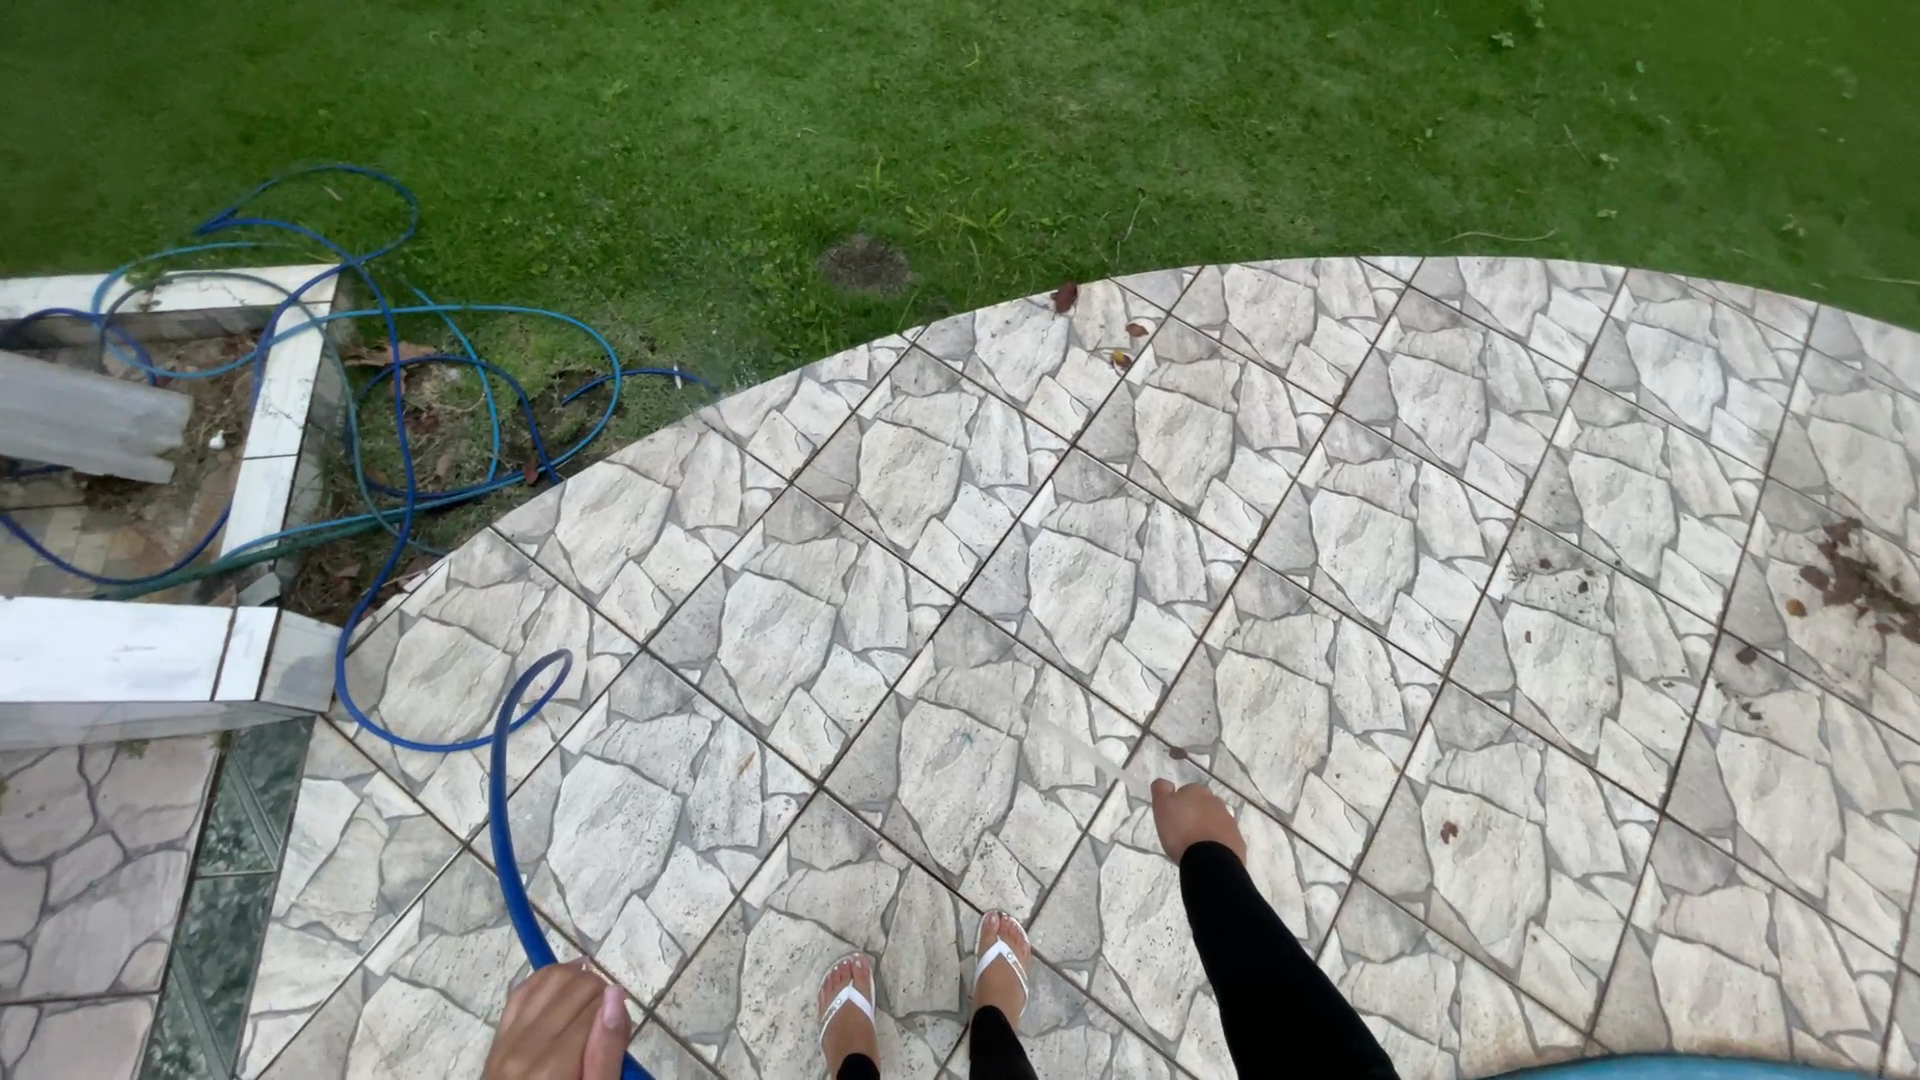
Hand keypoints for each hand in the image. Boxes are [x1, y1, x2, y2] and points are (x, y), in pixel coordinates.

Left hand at [485, 959, 630, 1079]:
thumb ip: (609, 1050)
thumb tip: (615, 992)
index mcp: (551, 1071)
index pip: (597, 1005)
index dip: (617, 1012)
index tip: (620, 1034)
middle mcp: (522, 1052)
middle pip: (577, 985)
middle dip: (601, 994)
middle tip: (606, 1024)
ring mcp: (504, 1045)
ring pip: (551, 978)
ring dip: (578, 980)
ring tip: (589, 1004)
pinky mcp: (496, 1041)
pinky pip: (523, 990)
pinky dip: (548, 980)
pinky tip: (566, 989)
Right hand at [1150, 779, 1246, 863]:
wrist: (1210, 860)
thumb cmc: (1181, 832)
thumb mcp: (1162, 807)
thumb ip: (1161, 790)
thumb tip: (1165, 782)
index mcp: (1196, 791)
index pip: (1186, 791)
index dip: (1178, 804)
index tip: (1172, 818)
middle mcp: (1216, 802)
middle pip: (1202, 805)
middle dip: (1195, 814)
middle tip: (1183, 830)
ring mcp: (1230, 821)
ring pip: (1215, 820)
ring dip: (1207, 828)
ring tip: (1195, 844)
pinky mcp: (1238, 840)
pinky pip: (1225, 838)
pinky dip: (1218, 842)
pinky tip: (1209, 853)